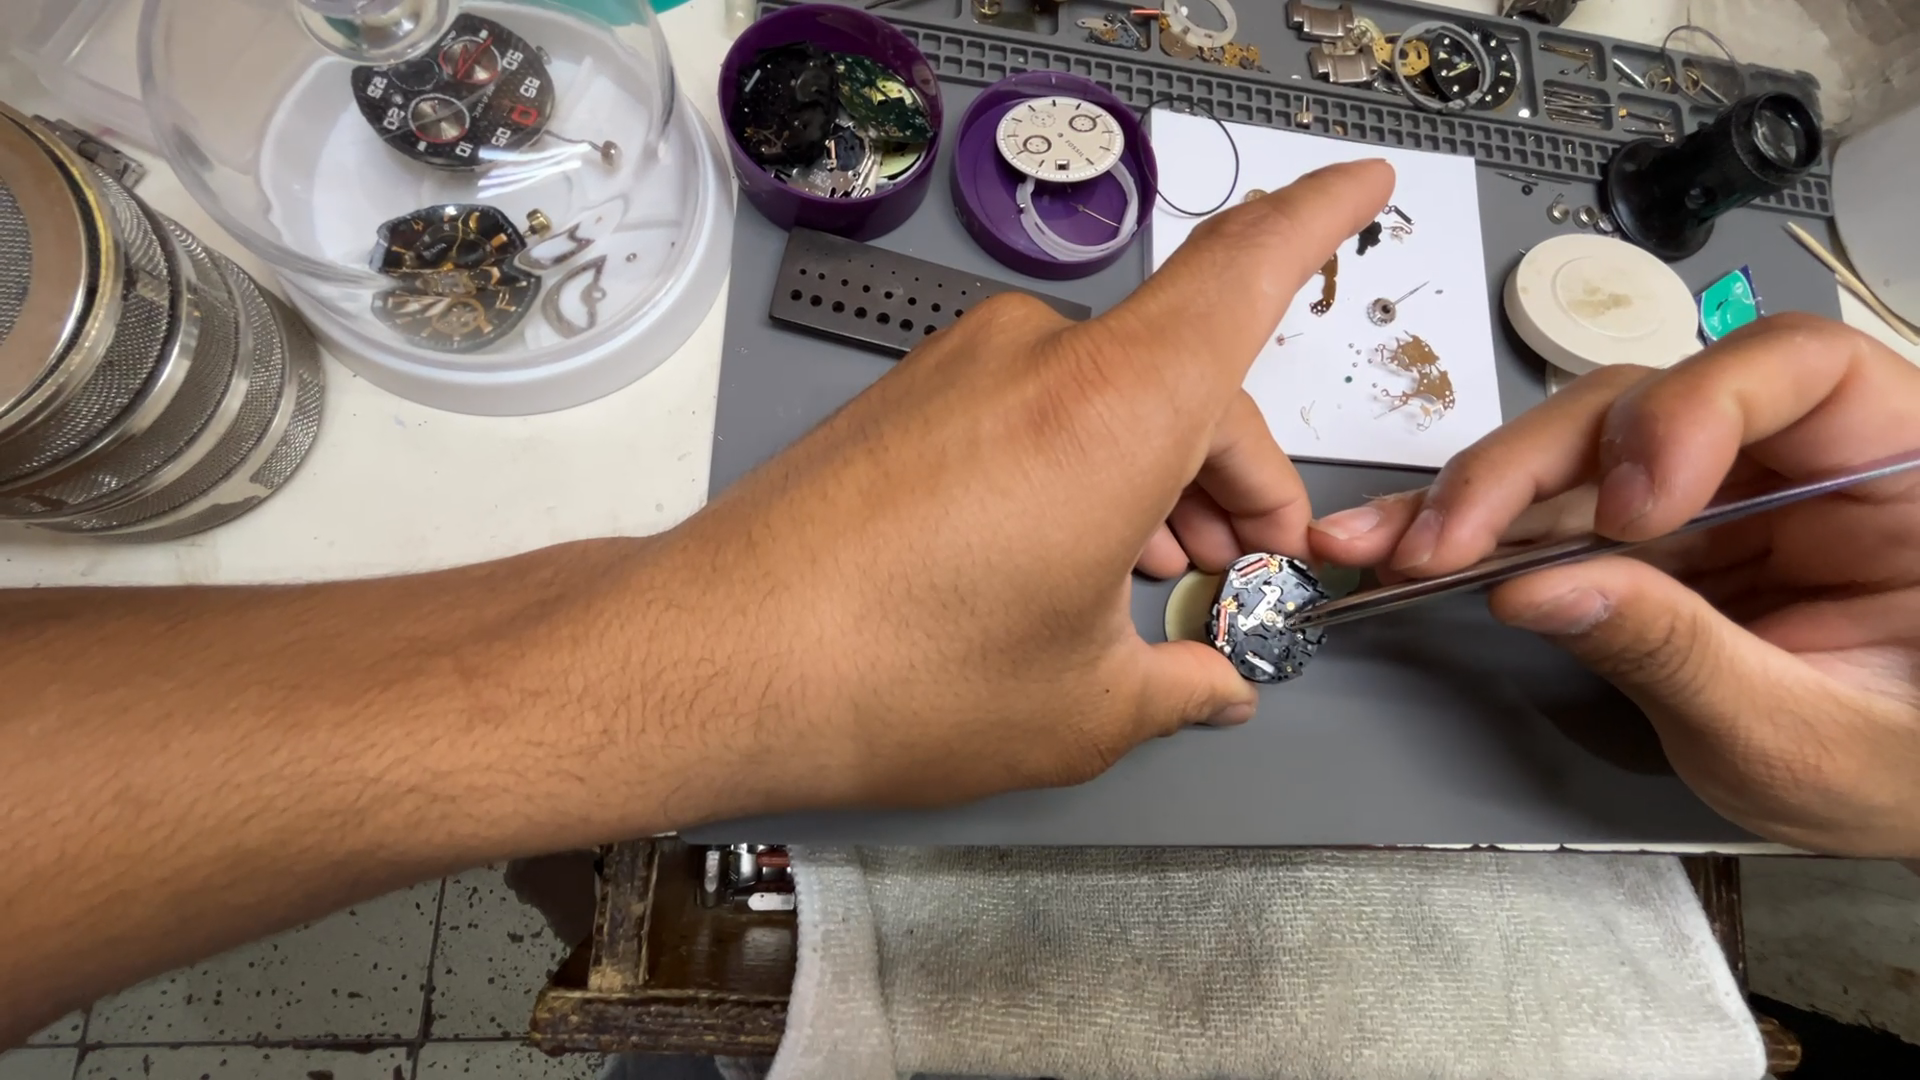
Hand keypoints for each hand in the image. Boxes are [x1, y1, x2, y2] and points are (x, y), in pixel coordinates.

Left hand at [650, 161, 1393, 819]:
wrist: (716, 660)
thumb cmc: (894, 679)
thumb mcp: (1081, 706)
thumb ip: (1176, 687)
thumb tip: (1213, 686)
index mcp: (1113, 409)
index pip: (1246, 269)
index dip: (1319, 221)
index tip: (1360, 188)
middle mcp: (1037, 359)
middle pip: (1185, 380)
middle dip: (1231, 475)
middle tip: (1239, 566)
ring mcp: (962, 368)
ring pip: (1108, 398)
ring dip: (1152, 476)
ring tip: (1151, 574)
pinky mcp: (912, 397)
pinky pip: (1034, 409)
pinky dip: (1077, 468)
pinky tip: (1067, 550)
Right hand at [1306, 315, 1919, 855]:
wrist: (1885, 802)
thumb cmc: (1900, 773)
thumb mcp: (1803, 737)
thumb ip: (1676, 654)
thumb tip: (1529, 593)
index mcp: (1892, 480)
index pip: (1788, 373)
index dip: (1687, 416)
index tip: (1627, 517)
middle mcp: (1775, 465)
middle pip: (1620, 410)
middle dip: (1512, 477)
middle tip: (1437, 548)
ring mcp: (1681, 497)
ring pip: (1547, 459)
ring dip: (1450, 504)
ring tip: (1372, 544)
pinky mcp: (1614, 534)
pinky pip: (1520, 514)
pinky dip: (1446, 532)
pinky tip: (1383, 544)